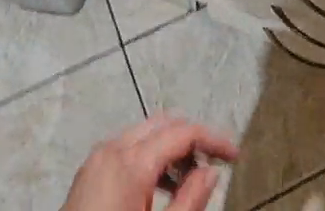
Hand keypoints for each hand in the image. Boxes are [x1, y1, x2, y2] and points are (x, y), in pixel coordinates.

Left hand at [61, 114, 239, 210]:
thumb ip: (189, 201)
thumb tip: (210, 172)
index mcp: (132, 162)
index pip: (182, 132)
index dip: (213, 139)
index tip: (235, 156)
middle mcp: (113, 148)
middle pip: (162, 124)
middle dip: (191, 137)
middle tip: (215, 163)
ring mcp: (97, 157)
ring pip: (143, 134)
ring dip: (170, 147)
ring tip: (190, 180)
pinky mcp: (89, 171)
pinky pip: (126, 148)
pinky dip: (149, 156)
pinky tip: (160, 186)